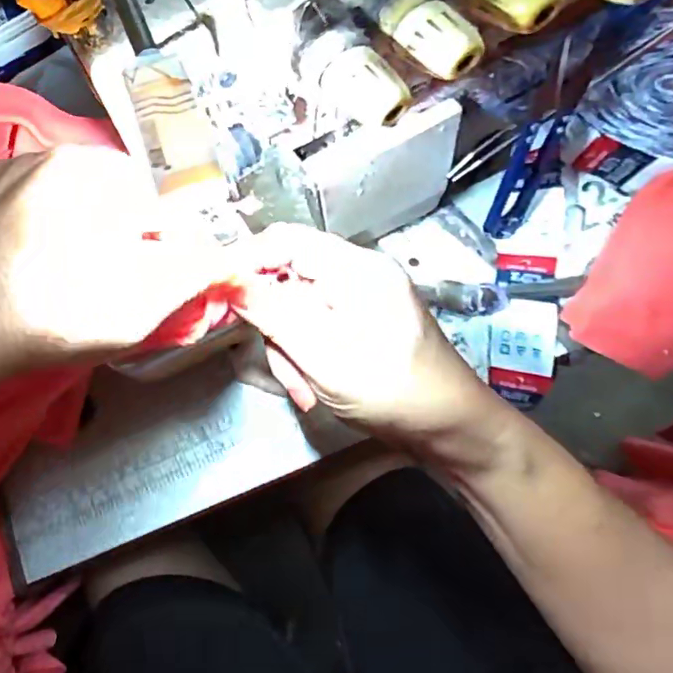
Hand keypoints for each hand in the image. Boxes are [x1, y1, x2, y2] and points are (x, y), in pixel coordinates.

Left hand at [0, 146, 236, 399]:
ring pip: (68, 199)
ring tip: (63, 285)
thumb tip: (235, 257)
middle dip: (124, 242)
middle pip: (111, 197)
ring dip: (83, 235)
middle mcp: (41, 155)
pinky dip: (41, 230)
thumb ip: (190, 276)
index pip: (154, 205)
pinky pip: (27, 204)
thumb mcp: (128, 309)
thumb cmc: (33, 322)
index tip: (152, 289)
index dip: (164, 250)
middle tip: (106, 292)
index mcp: (83, 171)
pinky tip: (24, 270)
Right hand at [233, 223, 524, 475]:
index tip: (218, 297)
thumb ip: (272, 314)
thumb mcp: (323, 355)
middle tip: (281, 366)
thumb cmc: (394, 392)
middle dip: (274, 325)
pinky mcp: (362, 319)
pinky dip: (307, 355)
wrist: (455, 431)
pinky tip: (315, 387)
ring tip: (305, 389)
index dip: (245, 263)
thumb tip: (227, 279)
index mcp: (354, 267)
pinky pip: (316, 325)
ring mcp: (361, 296)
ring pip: (296, 308)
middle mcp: (357, 272)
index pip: (283, 240)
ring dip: (289, 349)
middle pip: (286, 278)